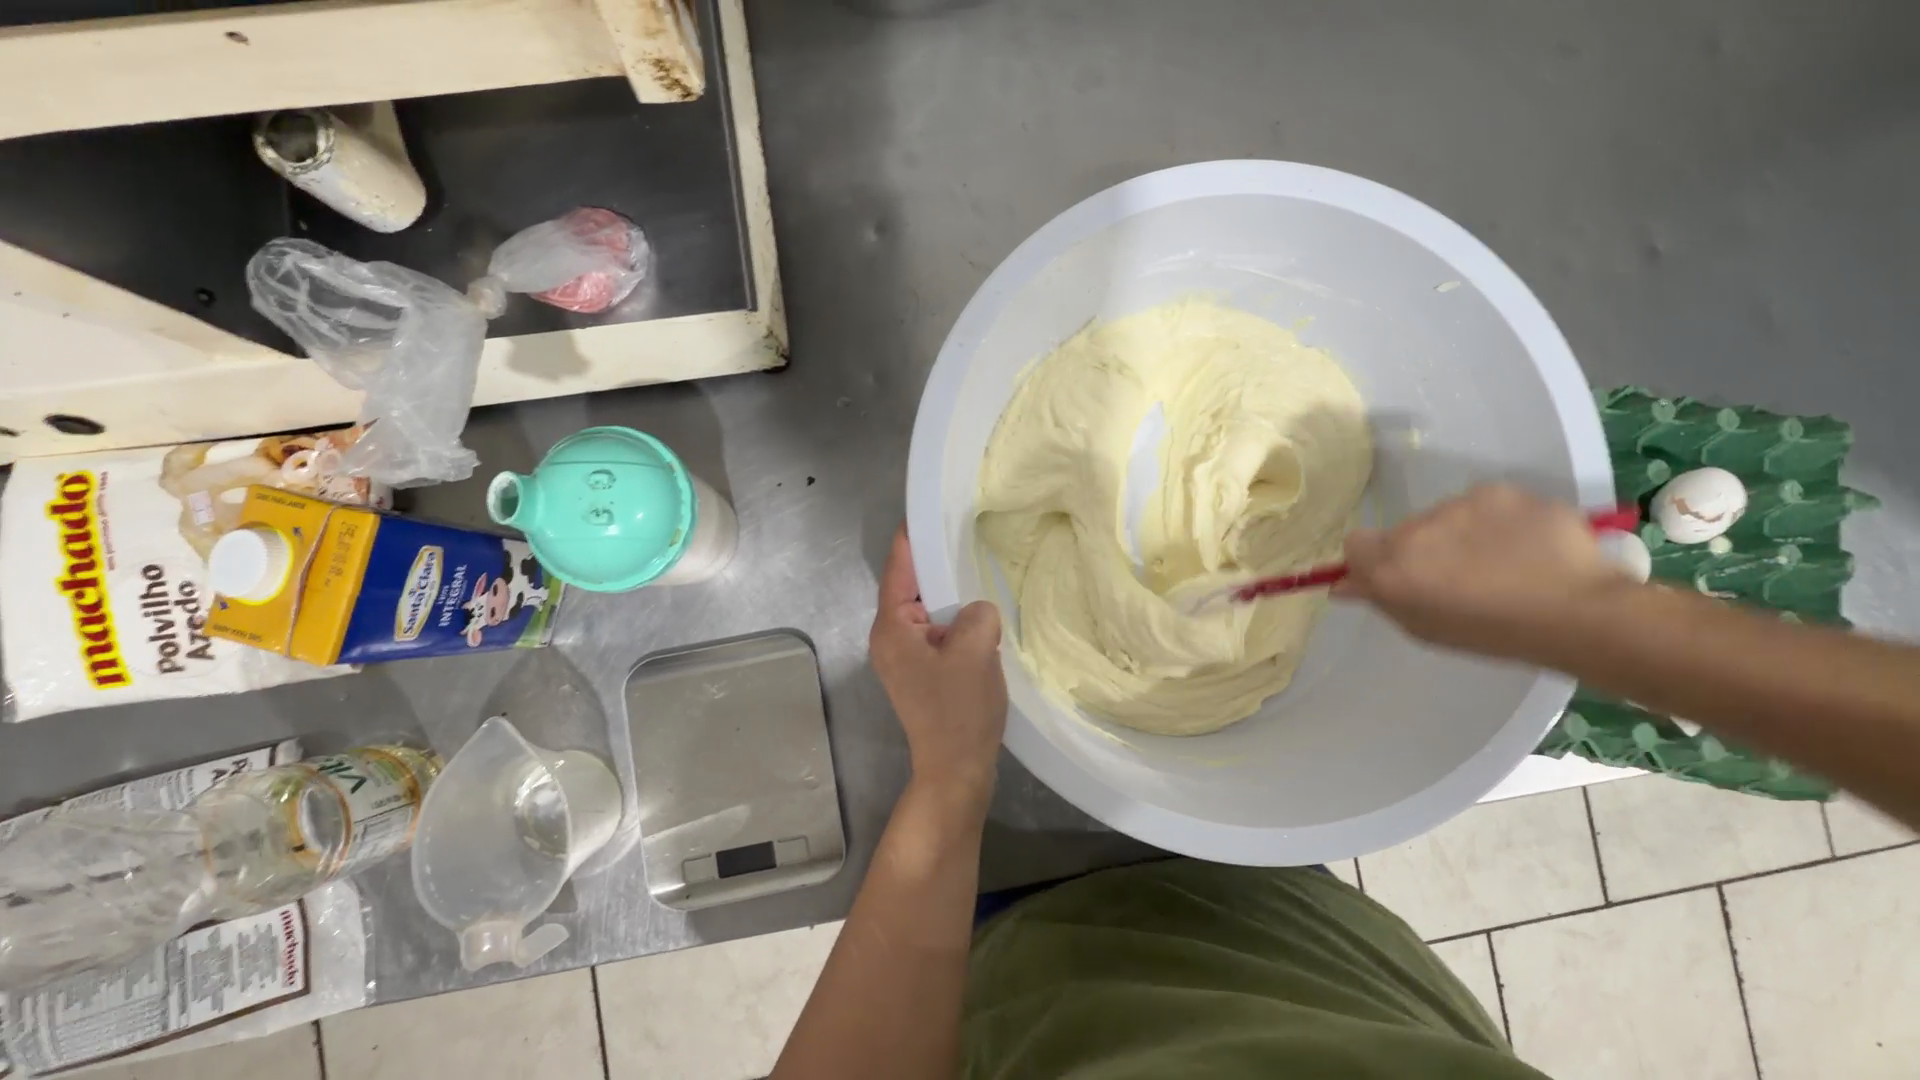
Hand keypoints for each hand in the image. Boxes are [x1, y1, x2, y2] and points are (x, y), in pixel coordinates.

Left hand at [869, 526, 1008, 810]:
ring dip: (953, 598)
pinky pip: (938, 634)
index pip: (899, 568)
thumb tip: (977, 611)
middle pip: (912, 588)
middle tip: (968, 536)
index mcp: (892, 628)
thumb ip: (977, 614)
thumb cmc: (959, 711)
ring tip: (981, 571)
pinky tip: (983, 617)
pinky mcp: (923, 674)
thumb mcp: (975, 652)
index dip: (913, 537)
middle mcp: (889, 639)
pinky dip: (957, 623)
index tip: (929, 508)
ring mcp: (905, 659)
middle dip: (938, 565)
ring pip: (929, 612)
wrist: (956, 770)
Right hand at [1337, 484, 1635, 661]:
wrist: (1580, 612)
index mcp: (1393, 567)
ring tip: (1504, 564)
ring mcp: (1461, 505)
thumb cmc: (1495, 635)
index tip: (1401, 577)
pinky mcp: (1502, 491)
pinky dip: (1500, 522)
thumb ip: (1382, 599)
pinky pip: (1488, 505)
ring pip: (1448, 516)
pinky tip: (1527, 548)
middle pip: (1406, 531)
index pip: (1356, 544)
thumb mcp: (1425, 629)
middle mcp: (1417, 529)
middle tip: (1463, 579)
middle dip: (1426, 550)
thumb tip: (1345, 584)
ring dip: (1463, 534)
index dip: (1374, 560)